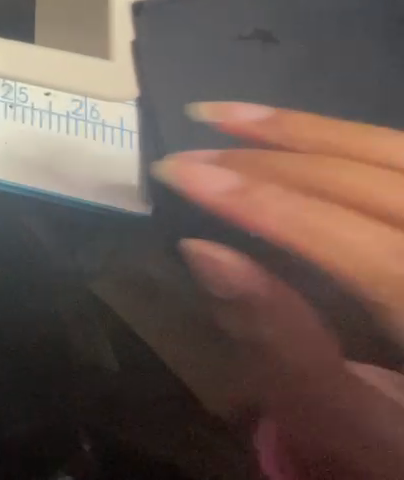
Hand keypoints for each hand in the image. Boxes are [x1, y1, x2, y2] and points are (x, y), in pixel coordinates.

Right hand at [152, 105, 403, 479]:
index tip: (174, 170)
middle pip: (388, 194)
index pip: (368, 250)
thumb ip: (278, 339)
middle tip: (187, 152)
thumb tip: (202, 250)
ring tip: (225, 116)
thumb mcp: (337, 416)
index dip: (265, 204)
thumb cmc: (389, 441)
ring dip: (310, 133)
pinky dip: (352, 139)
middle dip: (276, 165)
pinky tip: (292, 131)